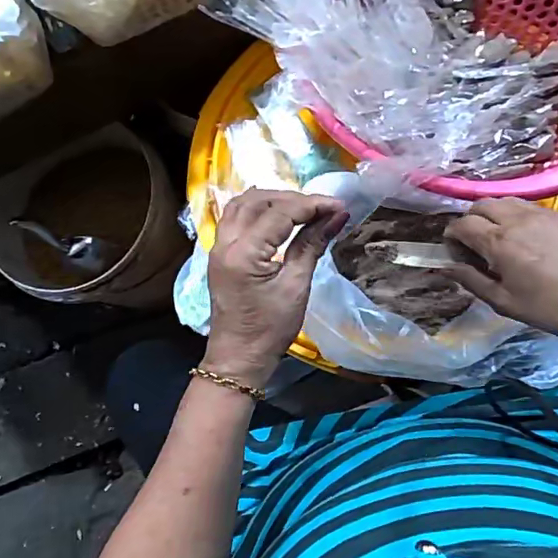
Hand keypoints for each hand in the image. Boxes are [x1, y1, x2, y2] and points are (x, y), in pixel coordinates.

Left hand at [203, 189, 347, 388]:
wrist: (239, 358)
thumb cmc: (270, 329)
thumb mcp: (296, 287)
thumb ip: (311, 245)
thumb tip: (336, 216)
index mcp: (243, 253)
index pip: (280, 213)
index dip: (312, 205)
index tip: (339, 206)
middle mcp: (225, 243)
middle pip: (258, 201)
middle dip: (292, 198)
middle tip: (323, 207)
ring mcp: (218, 247)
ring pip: (242, 205)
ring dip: (272, 199)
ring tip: (302, 208)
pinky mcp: (219, 254)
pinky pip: (234, 218)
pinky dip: (256, 209)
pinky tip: (276, 214)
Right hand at [443, 198, 557, 346]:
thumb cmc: (550, 308)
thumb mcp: (503, 301)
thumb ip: (471, 280)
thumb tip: (447, 267)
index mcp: (499, 241)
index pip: (462, 224)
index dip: (452, 236)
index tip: (456, 251)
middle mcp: (518, 219)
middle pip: (482, 204)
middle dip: (472, 219)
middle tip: (476, 243)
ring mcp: (544, 214)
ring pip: (508, 201)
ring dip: (496, 215)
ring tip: (502, 239)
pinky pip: (533, 209)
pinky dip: (521, 218)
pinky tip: (532, 242)